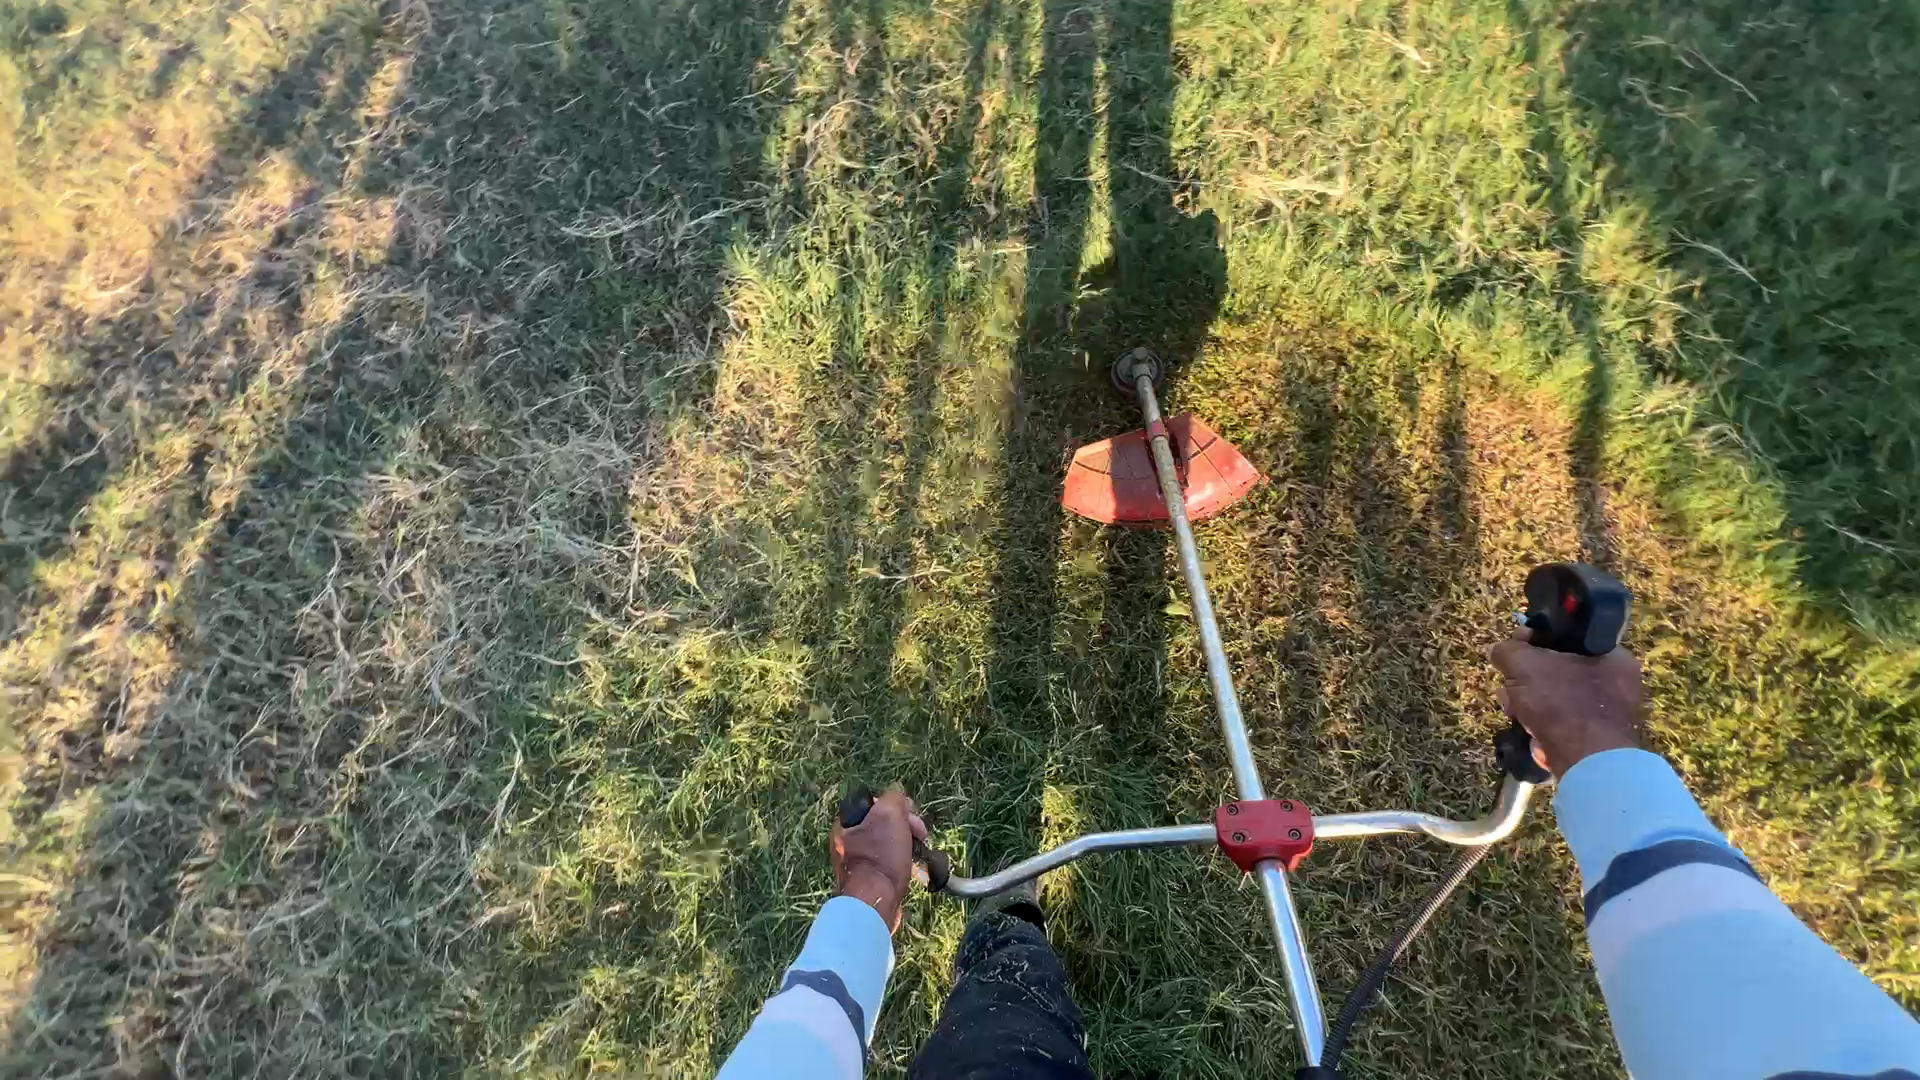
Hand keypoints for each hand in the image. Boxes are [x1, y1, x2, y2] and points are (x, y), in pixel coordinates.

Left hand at [831, 788, 926, 931]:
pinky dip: (901, 861)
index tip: (912, 819)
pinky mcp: (867, 878)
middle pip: (885, 822)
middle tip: (921, 836)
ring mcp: (856, 860)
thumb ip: (894, 797)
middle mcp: (847, 839)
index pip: (878, 803)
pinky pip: (887, 860)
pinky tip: (913, 867)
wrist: (874, 904)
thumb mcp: (889, 814)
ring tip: (920, 854)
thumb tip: (899, 798)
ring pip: (889, 841)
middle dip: (907, 826)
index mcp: (846, 822)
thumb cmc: (881, 856)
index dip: (899, 807)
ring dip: (907, 844)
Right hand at [1488, 635, 1646, 773]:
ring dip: (1526, 700)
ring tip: (1515, 711)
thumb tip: (1498, 650)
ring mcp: (1609, 710)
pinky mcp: (1597, 734)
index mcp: (1612, 656)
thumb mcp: (1523, 663)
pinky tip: (1528, 727)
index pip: (1564, 637)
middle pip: (1554, 668)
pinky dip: (1540, 720)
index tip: (1514, 652)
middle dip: (1523, 678)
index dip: (1533, 641)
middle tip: (1510, 687)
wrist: (1585, 759)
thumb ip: (1507, 649)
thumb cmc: (1560, 701)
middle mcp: (1618, 681)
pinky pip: (1560, 717)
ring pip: (1552, 693)